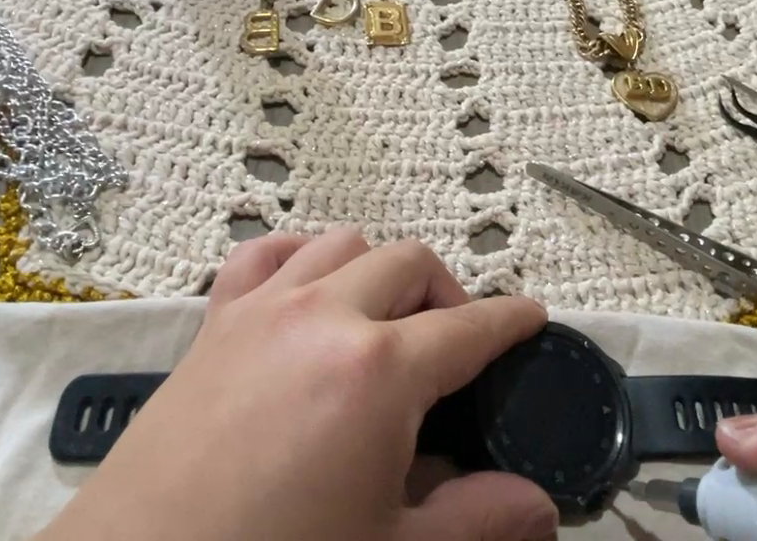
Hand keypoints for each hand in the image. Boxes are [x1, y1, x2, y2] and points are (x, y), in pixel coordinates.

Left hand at [38, 229, 558, 540]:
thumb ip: (475, 520)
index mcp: (378, 370)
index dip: (510, 319)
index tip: (531, 316)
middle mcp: (325, 314)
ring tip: (384, 318)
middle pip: (410, 264)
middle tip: (455, 343)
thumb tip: (539, 506)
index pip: (468, 328)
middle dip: (446, 292)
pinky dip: (299, 257)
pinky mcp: (217, 318)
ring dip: (377, 269)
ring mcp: (265, 306)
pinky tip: (307, 290)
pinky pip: (265, 252)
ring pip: (343, 243)